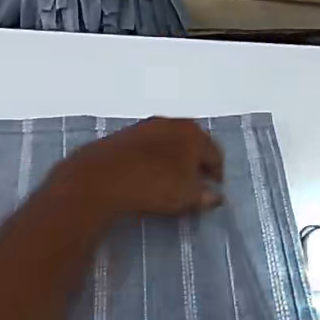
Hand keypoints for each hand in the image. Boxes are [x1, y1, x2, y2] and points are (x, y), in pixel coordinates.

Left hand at [52, 118, 223, 219]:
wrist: (102, 177)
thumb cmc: (154, 185)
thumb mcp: (186, 197)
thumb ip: (204, 195)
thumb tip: (214, 196)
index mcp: (193, 133)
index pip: (215, 154)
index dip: (217, 173)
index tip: (215, 187)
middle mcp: (171, 123)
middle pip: (192, 144)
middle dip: (195, 163)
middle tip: (195, 182)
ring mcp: (145, 127)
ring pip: (168, 143)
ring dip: (173, 159)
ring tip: (171, 180)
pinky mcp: (123, 135)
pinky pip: (146, 148)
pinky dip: (152, 159)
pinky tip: (147, 174)